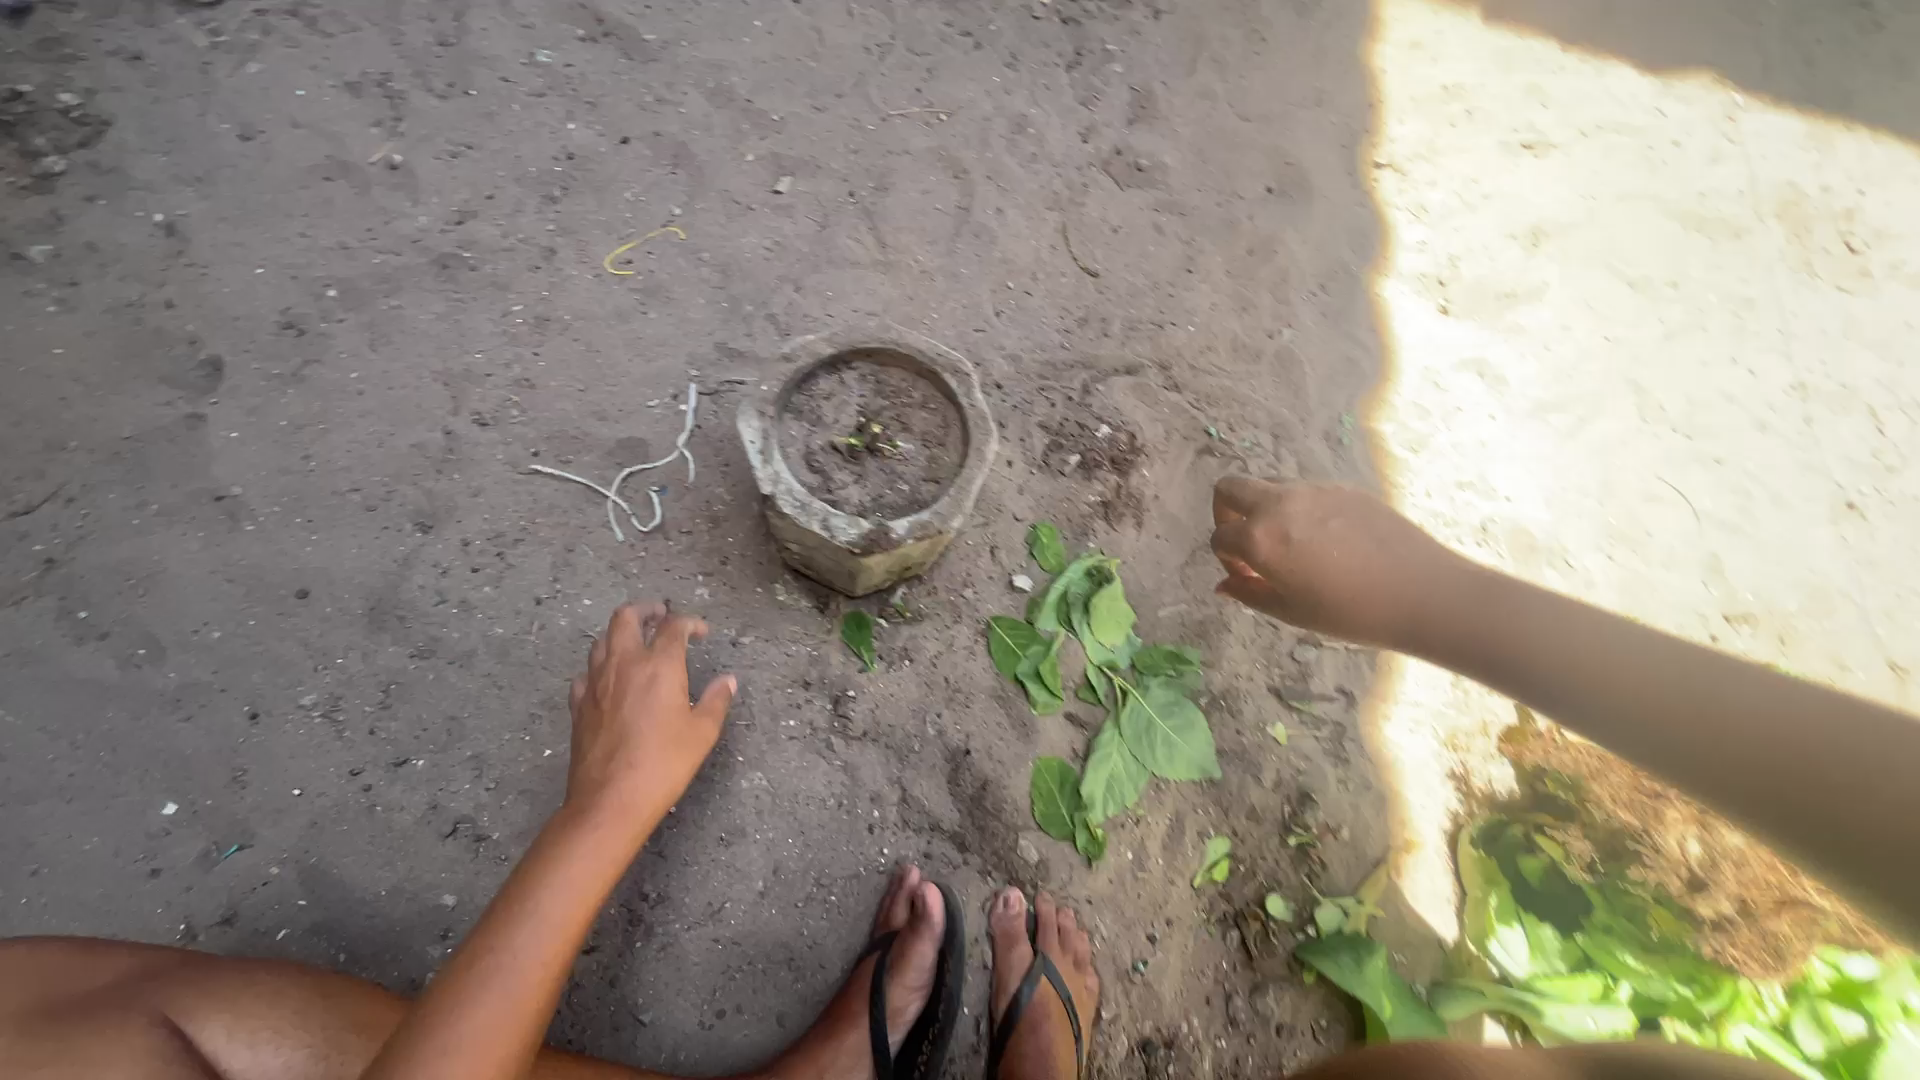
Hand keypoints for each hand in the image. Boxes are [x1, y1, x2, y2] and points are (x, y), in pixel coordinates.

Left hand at [564, 602, 735, 826]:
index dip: (690, 623)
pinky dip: (600, 666)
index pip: (674, 627)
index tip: (701, 632)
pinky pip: (586, 672)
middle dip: (645, 610)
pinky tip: (609, 679)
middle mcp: (624, 664)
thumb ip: (716, 700)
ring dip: (620, 633)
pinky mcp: (578, 705)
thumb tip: (728, 681)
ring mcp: (595, 683)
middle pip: (626, 618)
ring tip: (636, 641)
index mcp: (660, 666)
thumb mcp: (702, 733)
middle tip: (661, 615)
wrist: (611, 799)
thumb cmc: (664, 764)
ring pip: (602, 640)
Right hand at [1210, 478, 1465, 649]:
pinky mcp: (1343, 488)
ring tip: (1293, 546)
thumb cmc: (1349, 612)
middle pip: (1229, 488)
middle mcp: (1279, 504)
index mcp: (1259, 537)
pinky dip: (1300, 511)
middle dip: (1227, 512)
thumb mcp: (1290, 612)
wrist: (1422, 592)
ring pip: (1269, 487)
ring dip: (1266, 511)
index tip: (1247, 579)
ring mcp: (1313, 491)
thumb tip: (1224, 586)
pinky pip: (1306, 493)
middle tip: (1248, 542)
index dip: (1226, 560)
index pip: (1220, 536)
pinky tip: (1329, 543)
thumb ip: (1249, 594)